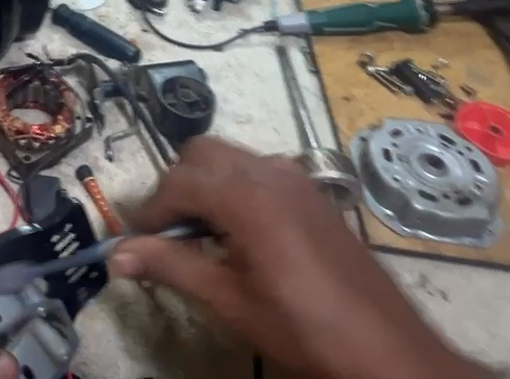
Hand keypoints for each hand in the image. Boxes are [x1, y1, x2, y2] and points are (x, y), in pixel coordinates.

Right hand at [113, 138, 487, 378]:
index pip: (177, 183)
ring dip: (205, 183)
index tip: (137, 241)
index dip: (150, 212)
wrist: (392, 356)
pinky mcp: (313, 194)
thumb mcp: (230, 301)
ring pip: (229, 157)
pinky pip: (258, 170)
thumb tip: (118, 254)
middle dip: (176, 186)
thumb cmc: (305, 331)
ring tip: (203, 234)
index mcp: (246, 197)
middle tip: (170, 232)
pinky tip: (242, 233)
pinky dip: (235, 187)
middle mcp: (269, 173)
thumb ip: (171, 266)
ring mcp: (296, 179)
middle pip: (200, 153)